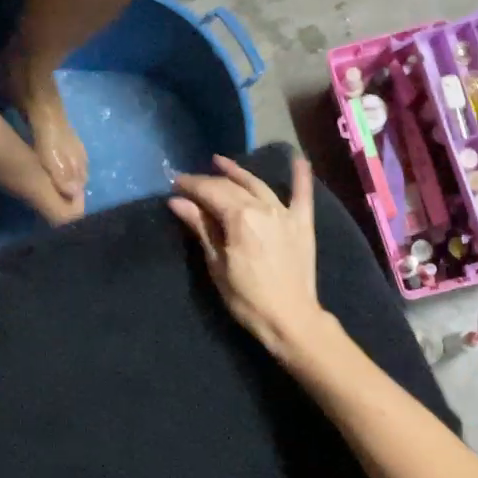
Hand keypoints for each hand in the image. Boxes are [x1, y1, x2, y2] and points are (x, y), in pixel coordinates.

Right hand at [169, 153, 325, 354]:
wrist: (290, 318)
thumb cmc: (247, 299)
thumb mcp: (217, 265)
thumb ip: (201, 228)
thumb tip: (178, 201)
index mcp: (240, 217)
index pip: (211, 191)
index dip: (191, 185)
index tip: (174, 183)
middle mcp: (264, 207)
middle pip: (233, 186)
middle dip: (210, 181)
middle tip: (191, 182)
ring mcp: (286, 214)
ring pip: (259, 185)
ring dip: (239, 173)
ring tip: (221, 163)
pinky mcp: (303, 224)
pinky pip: (303, 194)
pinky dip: (300, 176)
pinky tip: (298, 159)